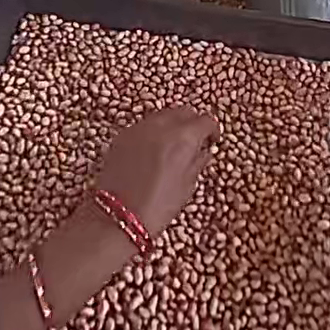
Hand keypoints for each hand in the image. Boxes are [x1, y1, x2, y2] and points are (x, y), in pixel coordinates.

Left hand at [95, 106, 219, 234]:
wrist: (117, 218)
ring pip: (163, 115)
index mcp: (183, 138)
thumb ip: (197, 162)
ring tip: (173, 146)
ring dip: (172, 125)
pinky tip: (153, 151)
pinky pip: (144, 125)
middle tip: (195, 141)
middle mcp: (161, 126)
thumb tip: (204, 150)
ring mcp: (139, 128)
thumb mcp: (187, 186)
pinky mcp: (122, 135)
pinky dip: (153, 132)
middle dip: (192, 123)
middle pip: (183, 112)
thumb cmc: (157, 206)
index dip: (212, 130)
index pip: (205, 120)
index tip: (212, 140)